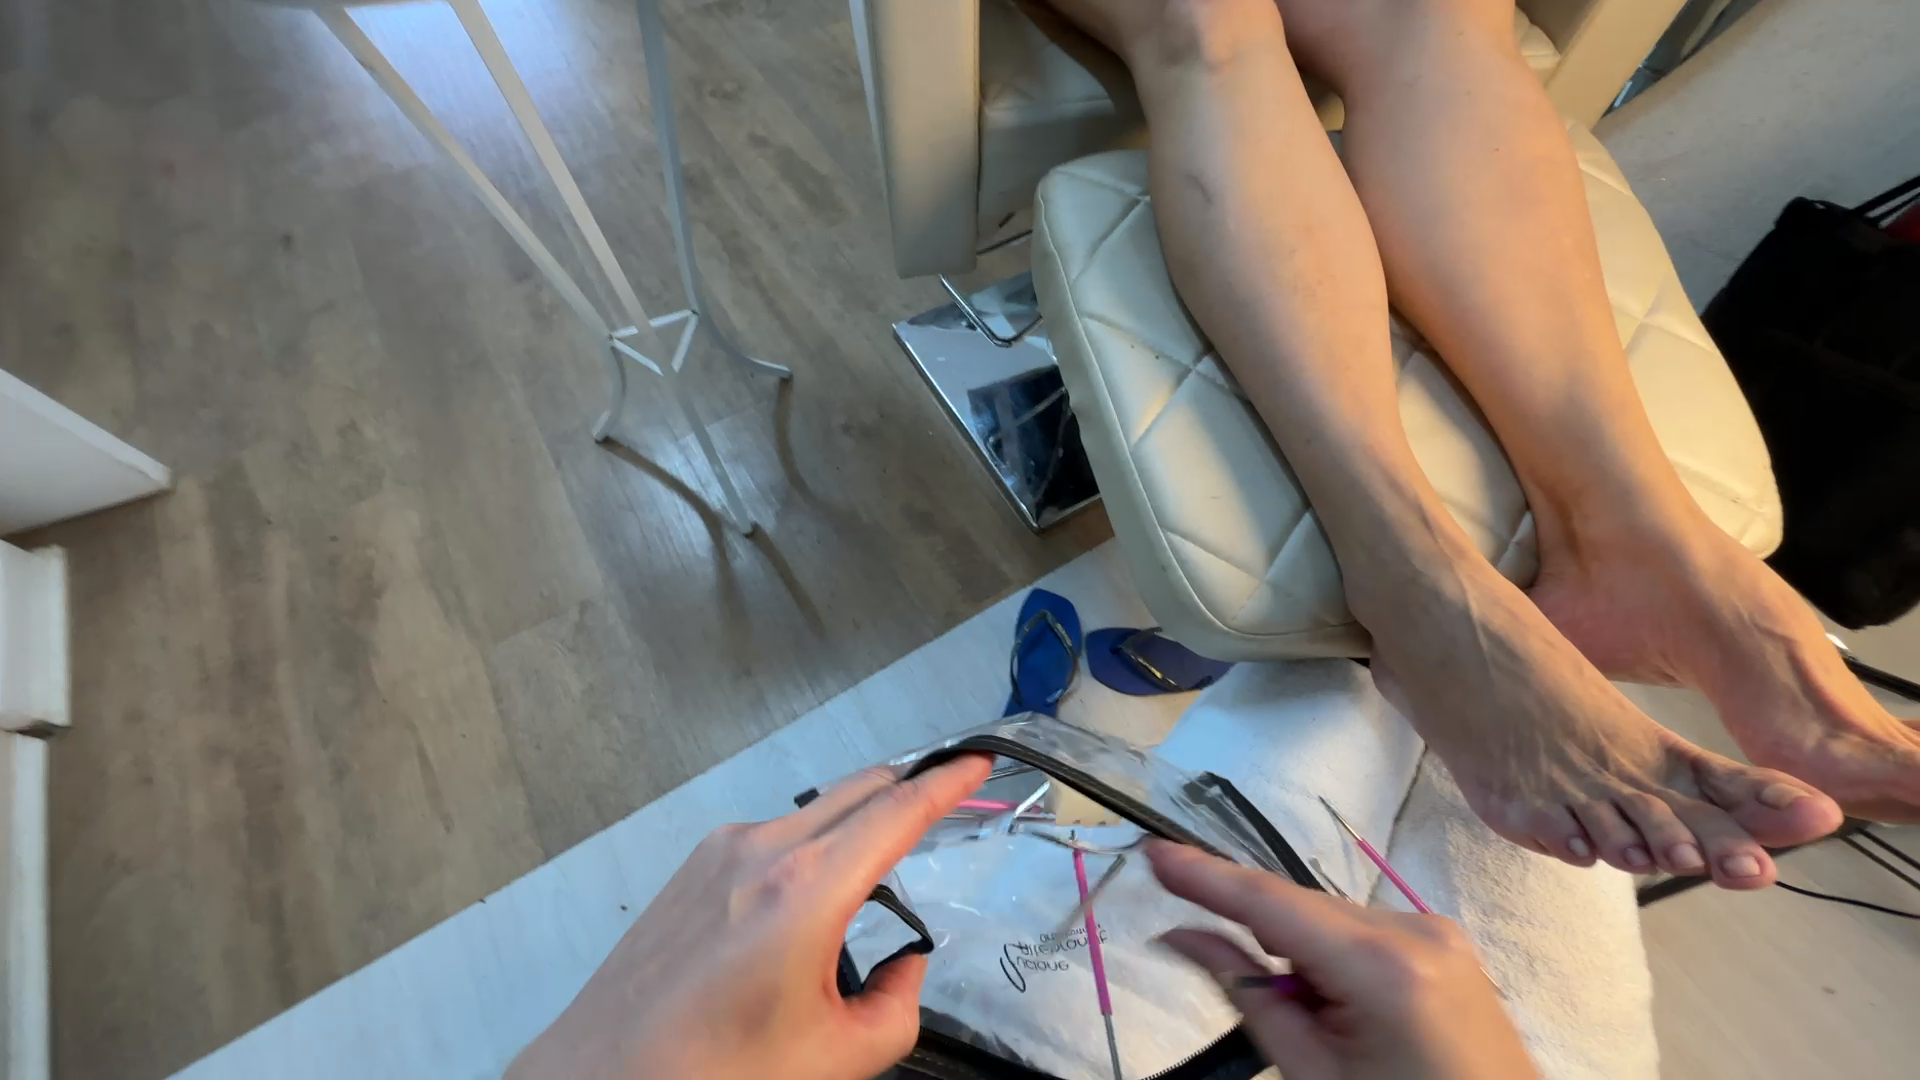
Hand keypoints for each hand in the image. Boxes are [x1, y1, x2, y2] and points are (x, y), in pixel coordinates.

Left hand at [506, 753, 994, 1079]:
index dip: (947, 782)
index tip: (979, 762)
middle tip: (945, 803)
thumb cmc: (717, 1075)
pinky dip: (813, 844)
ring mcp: (725, 846)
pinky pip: (778, 832)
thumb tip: (906, 965)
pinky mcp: (698, 860)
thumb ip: (897, 1007)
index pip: (898, 811)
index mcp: (807, 887)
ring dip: (859, 822)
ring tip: (870, 881)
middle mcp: (766, 845)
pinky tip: (802, 904)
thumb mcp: (832, 1059)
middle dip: (910, 788)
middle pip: (861, 789)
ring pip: (819, 808)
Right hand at [1148, 840, 1538, 1079]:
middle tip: (1228, 969)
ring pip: (1324, 915)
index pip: (1270, 903)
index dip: (1206, 875)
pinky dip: (1327, 952)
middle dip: (1254, 928)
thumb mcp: (1313, 1076)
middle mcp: (1415, 929)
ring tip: (1315, 1017)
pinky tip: (1339, 1002)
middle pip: (1297, 906)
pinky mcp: (1444, 942)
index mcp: (1384, 968)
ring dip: (1293, 946)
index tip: (1153, 852)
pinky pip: (1356, 927)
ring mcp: (1437, 931)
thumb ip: (1244, 991)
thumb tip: (1178, 933)